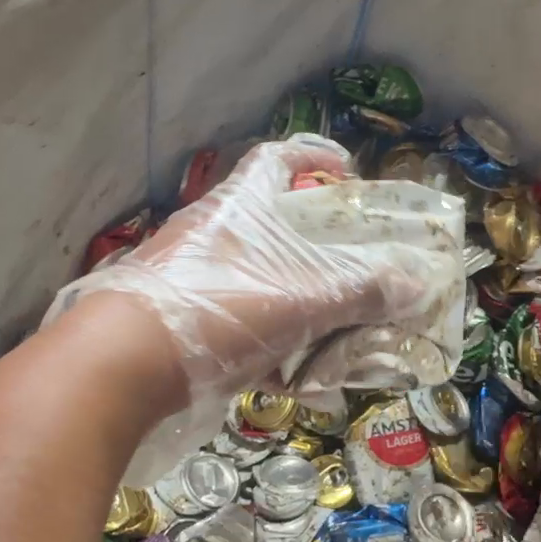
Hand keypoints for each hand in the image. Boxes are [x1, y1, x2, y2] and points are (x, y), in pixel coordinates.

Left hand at [49, 134, 434, 401]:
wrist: (122, 364)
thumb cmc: (219, 308)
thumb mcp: (301, 299)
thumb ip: (361, 291)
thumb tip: (418, 285)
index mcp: (238, 206)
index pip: (278, 158)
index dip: (316, 157)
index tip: (350, 173)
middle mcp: (211, 234)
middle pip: (274, 227)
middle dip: (320, 251)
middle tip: (358, 273)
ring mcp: (190, 279)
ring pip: (259, 282)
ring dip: (300, 308)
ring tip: (337, 336)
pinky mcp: (179, 324)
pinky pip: (238, 327)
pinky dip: (271, 349)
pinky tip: (297, 384)